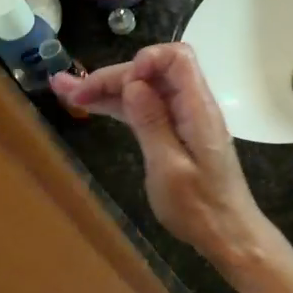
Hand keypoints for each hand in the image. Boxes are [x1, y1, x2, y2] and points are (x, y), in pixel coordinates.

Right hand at [52, 44, 288, 270]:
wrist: (227, 234)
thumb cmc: (200, 207)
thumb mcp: (169, 168)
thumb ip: (151, 123)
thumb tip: (133, 82)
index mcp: (198, 108)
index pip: (178, 58)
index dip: (146, 60)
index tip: (120, 85)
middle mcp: (192, 106)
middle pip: (153, 72)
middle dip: (113, 76)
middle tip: (70, 92)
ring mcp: (183, 119)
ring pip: (144, 90)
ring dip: (108, 89)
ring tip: (65, 91)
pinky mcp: (176, 134)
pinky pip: (145, 110)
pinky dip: (118, 106)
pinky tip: (90, 105)